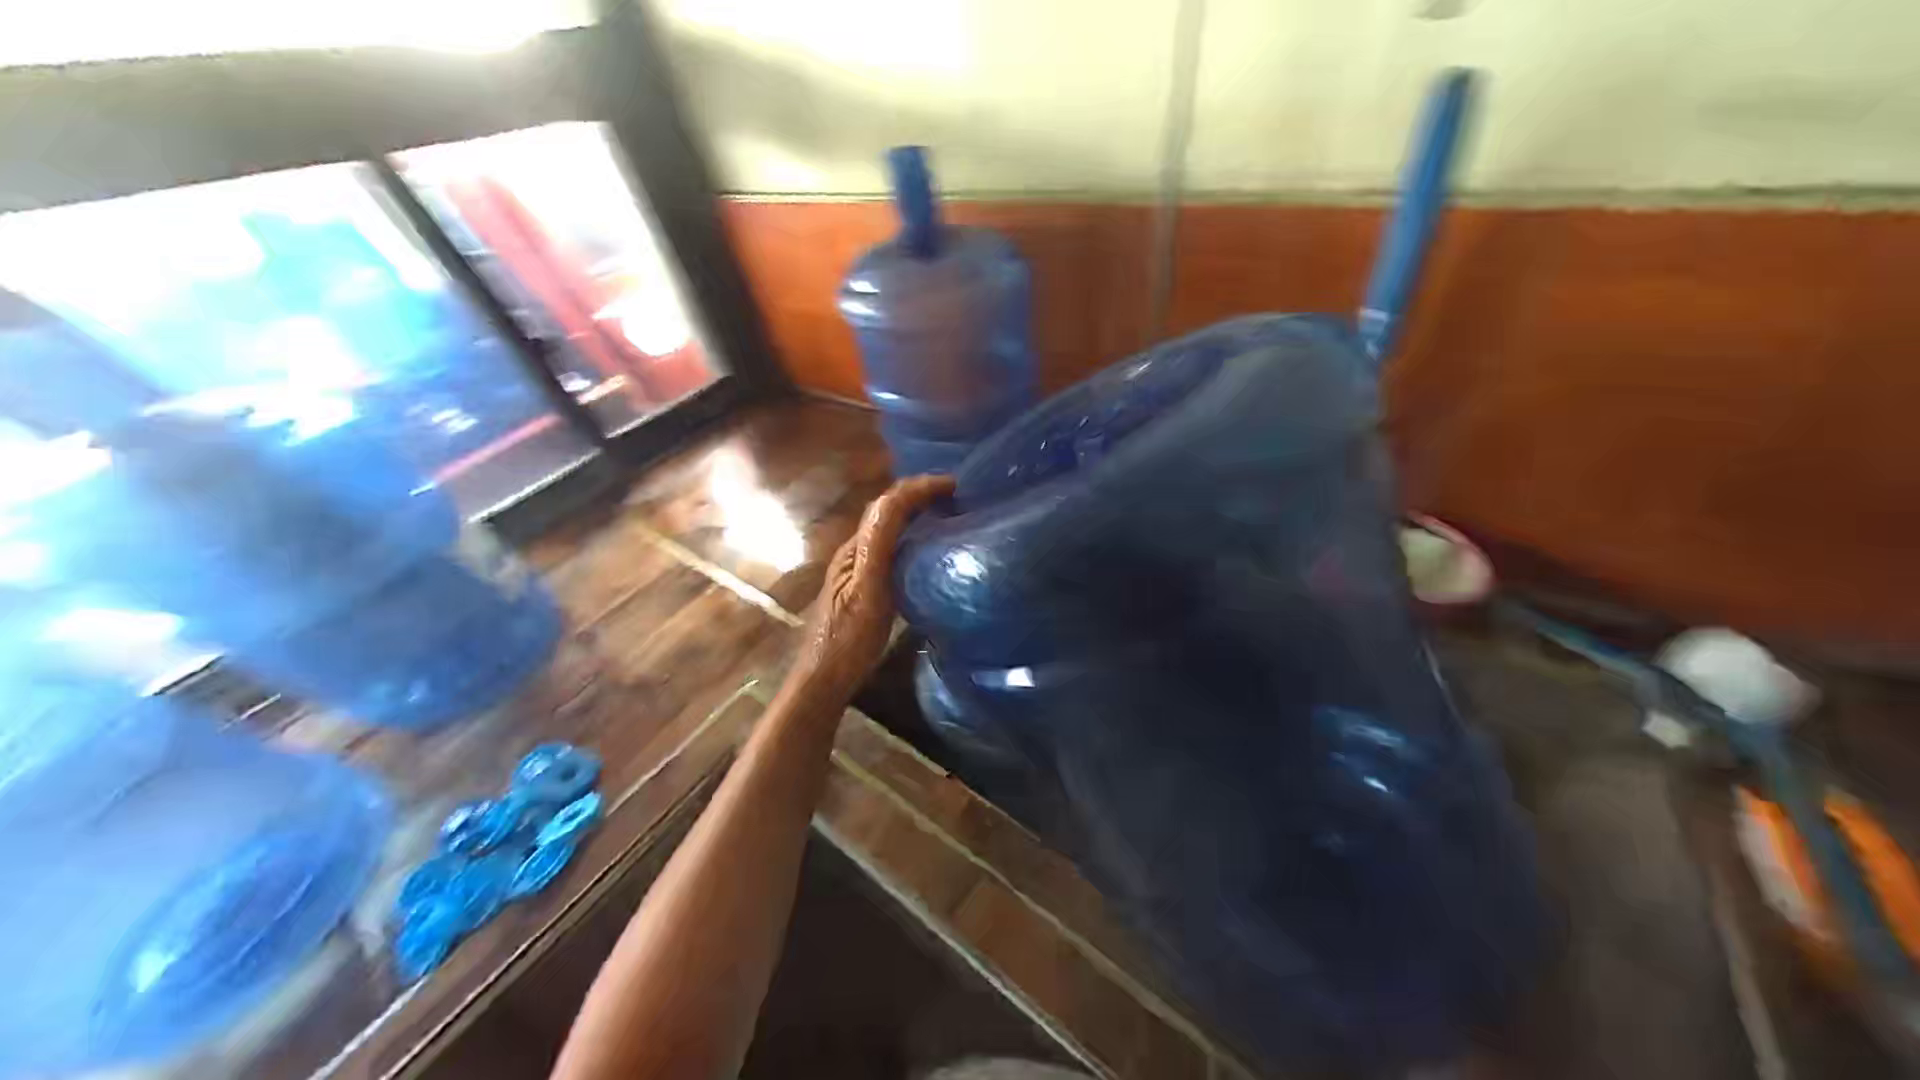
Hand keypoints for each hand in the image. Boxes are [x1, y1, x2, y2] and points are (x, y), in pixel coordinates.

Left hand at [797, 474, 954, 701]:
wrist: (825, 676)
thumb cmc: (848, 642)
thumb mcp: (867, 595)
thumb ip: (878, 549)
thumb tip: (895, 503)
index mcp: (857, 550)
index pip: (889, 504)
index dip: (920, 487)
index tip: (954, 484)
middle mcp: (856, 551)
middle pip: (887, 508)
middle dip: (920, 492)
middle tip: (957, 494)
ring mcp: (858, 566)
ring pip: (889, 524)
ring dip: (916, 509)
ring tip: (949, 510)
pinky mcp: (866, 582)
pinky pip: (892, 543)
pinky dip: (913, 531)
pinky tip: (929, 546)